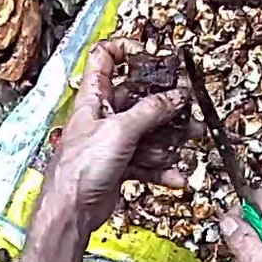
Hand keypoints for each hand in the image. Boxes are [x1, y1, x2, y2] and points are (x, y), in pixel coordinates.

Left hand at [40, 40, 187, 235]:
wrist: (71, 211)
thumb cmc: (79, 169)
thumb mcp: (119, 131)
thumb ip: (150, 111)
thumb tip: (174, 96)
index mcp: (93, 99)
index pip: (104, 58)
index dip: (126, 50)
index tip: (151, 57)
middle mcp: (102, 118)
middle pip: (136, 99)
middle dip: (164, 103)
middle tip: (186, 105)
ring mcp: (112, 143)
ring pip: (147, 133)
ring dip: (169, 138)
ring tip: (190, 138)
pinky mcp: (120, 167)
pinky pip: (147, 162)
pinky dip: (162, 169)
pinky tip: (176, 175)